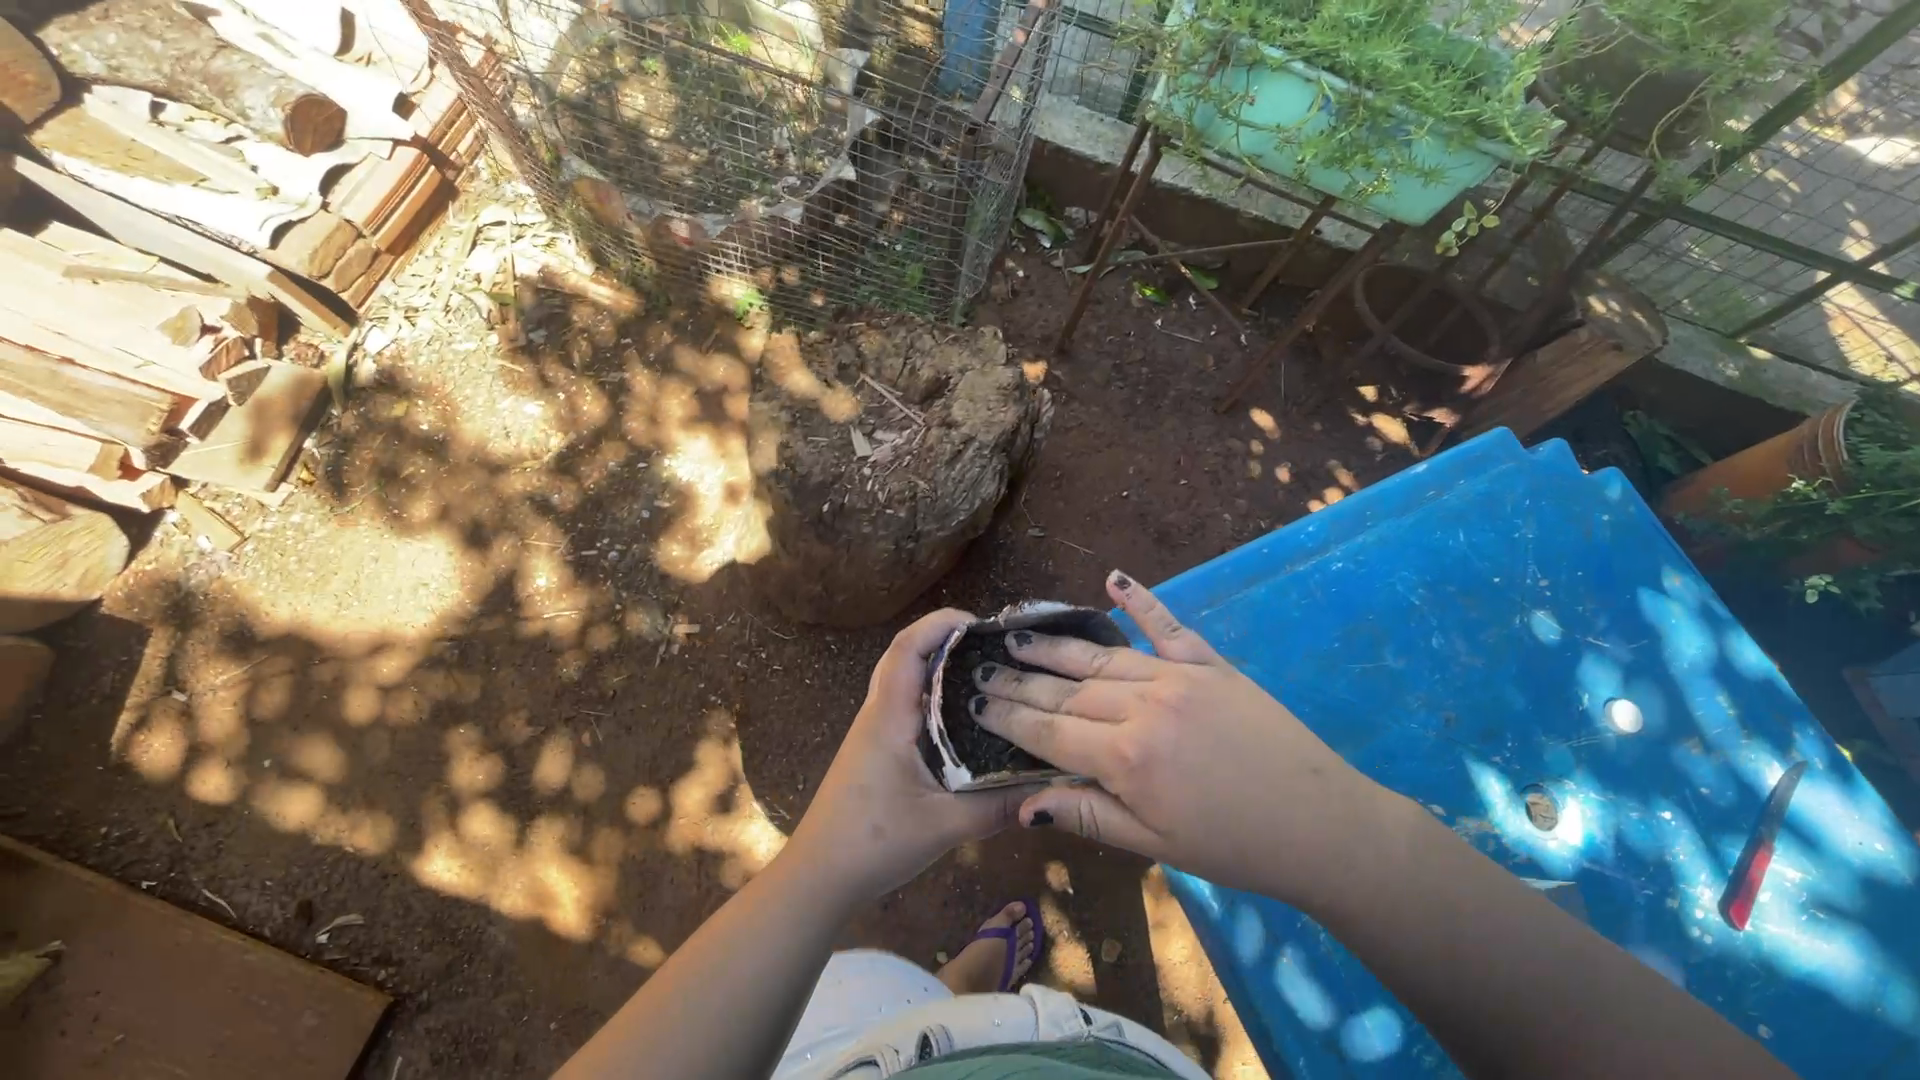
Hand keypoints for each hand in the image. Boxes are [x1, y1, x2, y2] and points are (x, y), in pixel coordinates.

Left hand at [786, 609, 1030, 902]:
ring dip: (941, 671)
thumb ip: (998, 805)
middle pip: (906, 657)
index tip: (982, 623)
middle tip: (994, 649)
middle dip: (947, 642)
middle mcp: (878, 715)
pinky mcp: (877, 753)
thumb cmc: (872, 843)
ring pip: (907, 684)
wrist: (818, 879)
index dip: (940, 624)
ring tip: (988, 677)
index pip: (907, 648)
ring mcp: (874, 733)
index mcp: (888, 717)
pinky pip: (908, 709)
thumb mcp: (944, 826)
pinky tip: (966, 724)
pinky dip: (936, 700)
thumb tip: (1053, 786)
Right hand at [970, 571, 1401, 910]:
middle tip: (980, 667)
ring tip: (1016, 634)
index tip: (972, 701)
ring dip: (1055, 645)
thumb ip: (1087, 815)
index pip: (1049, 730)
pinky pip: (1167, 625)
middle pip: (1066, 688)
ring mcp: (1178, 677)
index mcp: (1126, 758)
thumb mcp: (1154, 844)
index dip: (1008, 716)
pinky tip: (1112, 579)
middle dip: (1018, 679)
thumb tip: (1022, 806)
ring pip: (1101, 655)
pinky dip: (1140, 601)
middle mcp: (1144, 706)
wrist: (1321, 824)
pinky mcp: (1210, 664)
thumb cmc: (1232, 845)